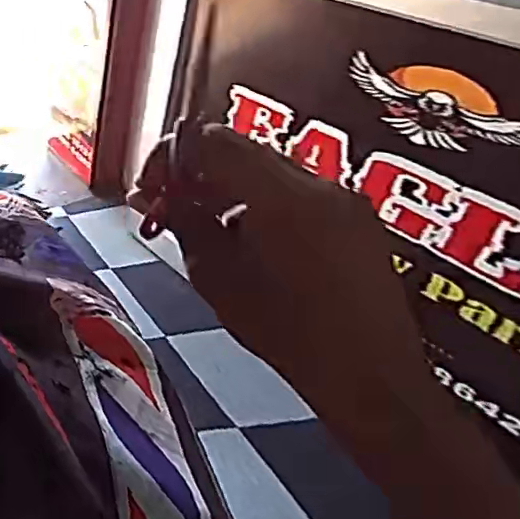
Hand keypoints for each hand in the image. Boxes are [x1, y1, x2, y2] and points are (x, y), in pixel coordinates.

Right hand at [131, 124, 424, 408]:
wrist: (370, 378)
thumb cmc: (283, 327)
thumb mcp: (213, 271)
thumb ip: (182, 220)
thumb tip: (150, 195)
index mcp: (281, 196)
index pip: (209, 140)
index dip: (169, 156)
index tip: (148, 187)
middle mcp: (317, 186)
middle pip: (236, 148)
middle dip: (193, 170)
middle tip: (165, 203)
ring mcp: (342, 202)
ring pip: (260, 168)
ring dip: (221, 186)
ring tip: (200, 223)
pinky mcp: (354, 221)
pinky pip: (289, 190)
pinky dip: (253, 200)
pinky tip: (241, 238)